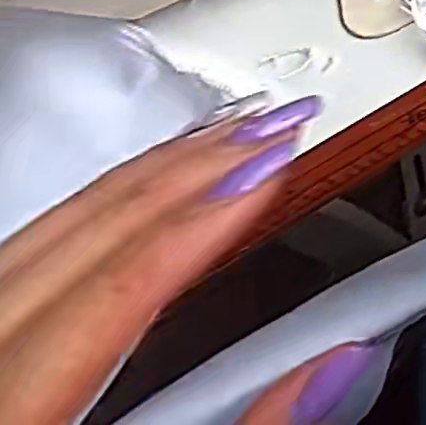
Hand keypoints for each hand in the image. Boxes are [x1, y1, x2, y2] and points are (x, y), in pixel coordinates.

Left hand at [0, 96, 365, 424]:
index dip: (201, 219)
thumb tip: (340, 358)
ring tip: (226, 129)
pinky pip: (9, 264)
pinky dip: (92, 209)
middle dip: (184, 174)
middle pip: (58, 258)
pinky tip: (147, 185)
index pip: (105, 303)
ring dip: (143, 178)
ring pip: (22, 246)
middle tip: (278, 119)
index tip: (278, 156)